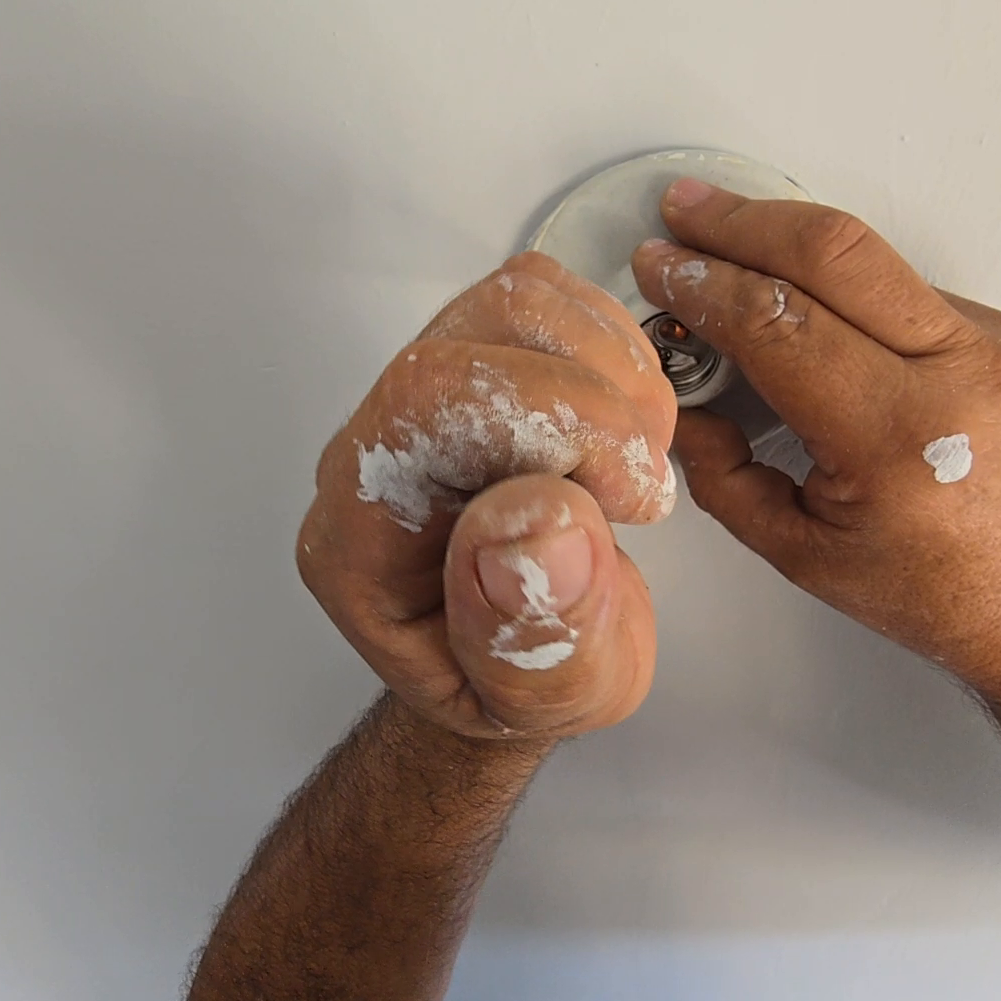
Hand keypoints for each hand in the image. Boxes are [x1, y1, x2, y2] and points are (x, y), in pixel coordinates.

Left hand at [298, 252, 677, 738]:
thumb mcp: (541, 701)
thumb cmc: (520, 684)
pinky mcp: (483, 364)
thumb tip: (542, 516)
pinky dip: (615, 350)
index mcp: (363, 536)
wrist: (522, 658)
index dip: (552, 419)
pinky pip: (550, 299)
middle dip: (597, 398)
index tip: (625, 501)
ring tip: (634, 462)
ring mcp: (430, 396)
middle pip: (477, 332)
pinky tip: (624, 430)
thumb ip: (533, 638)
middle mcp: (382, 449)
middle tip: (637, 490)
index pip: (426, 404)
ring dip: (613, 369)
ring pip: (518, 298)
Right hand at [631, 179, 1000, 706]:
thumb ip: (723, 475)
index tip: (660, 267)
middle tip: (686, 208)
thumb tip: (686, 406)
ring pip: (875, 264)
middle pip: (837, 253)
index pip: (781, 325)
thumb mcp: (797, 552)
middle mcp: (968, 373)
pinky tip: (811, 314)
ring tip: (730, 249)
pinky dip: (844, 292)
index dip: (706, 286)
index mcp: (899, 439)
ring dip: (789, 247)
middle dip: (744, 221)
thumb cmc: (938, 596)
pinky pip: (909, 294)